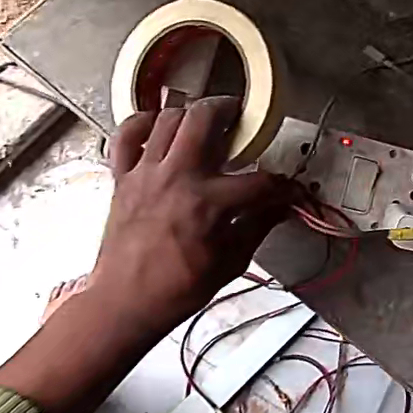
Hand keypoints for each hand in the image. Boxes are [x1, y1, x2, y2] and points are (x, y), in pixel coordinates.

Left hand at [0, 97, 290, 412]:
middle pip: (205, 119)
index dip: (283, 185)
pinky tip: (157, 125)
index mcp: (209, 202)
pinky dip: (141, 124)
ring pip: (168, 119)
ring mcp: (146, 174)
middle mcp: (177, 178)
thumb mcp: (231, 260)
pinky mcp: (123, 179)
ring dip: (190, 113)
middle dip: (228, 109)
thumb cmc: (176, 288)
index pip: (261, 181)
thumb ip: (259, 225)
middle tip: (239, 113)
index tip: (289, 189)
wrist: (126, 302)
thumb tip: (282, 208)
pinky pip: (126, 137)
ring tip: (204, 119)